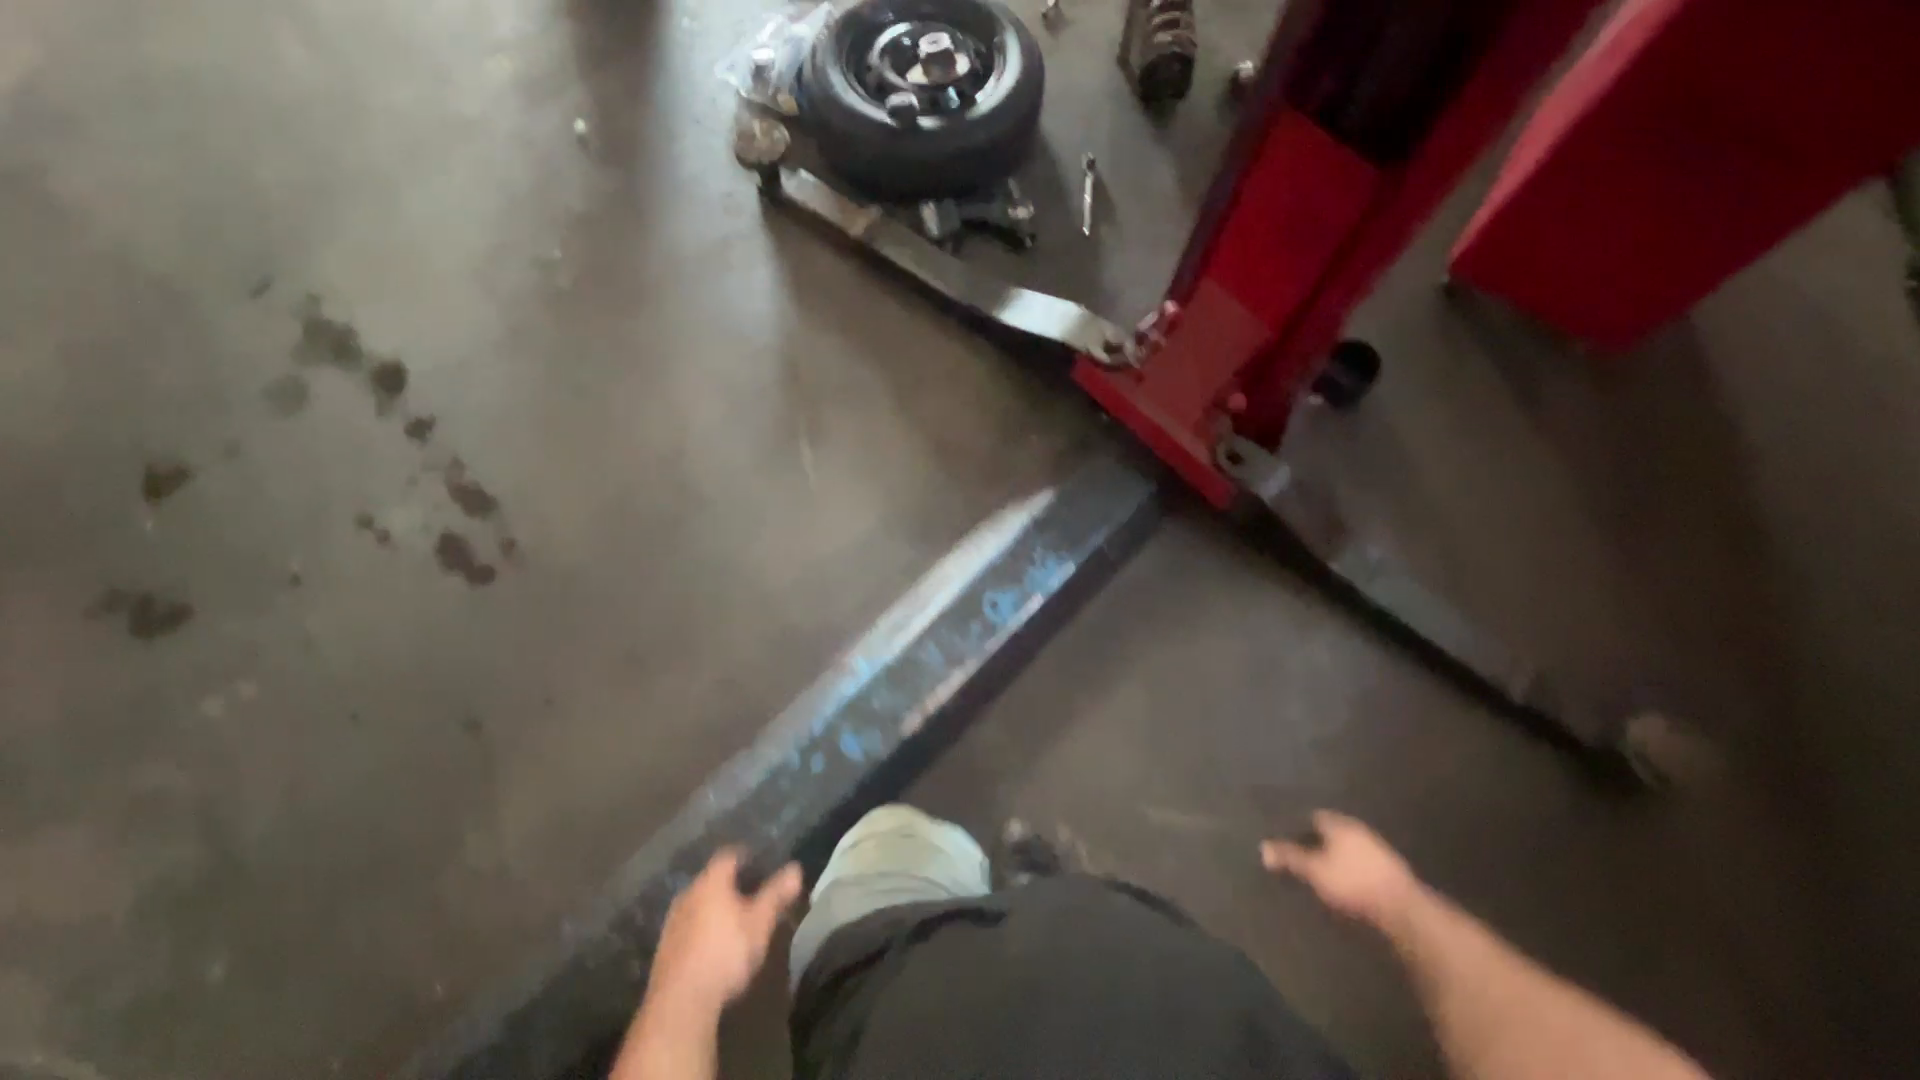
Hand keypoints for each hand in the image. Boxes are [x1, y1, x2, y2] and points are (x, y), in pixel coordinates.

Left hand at [649, 848, 803, 1014]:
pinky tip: (715, 946)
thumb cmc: (726, 953)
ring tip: (736, 921)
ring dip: (717, 908)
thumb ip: (776, 894)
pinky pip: (689, 926)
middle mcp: (688, 893)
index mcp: (711, 881)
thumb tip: (795, 868)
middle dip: (733, 885)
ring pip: (700, 903)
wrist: (680, 1001)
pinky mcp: (665, 947)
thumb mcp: (760, 923)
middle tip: (754, 895)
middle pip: (713, 879)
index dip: (748, 857)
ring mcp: (672, 921)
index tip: (763, 865)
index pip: (730, 856)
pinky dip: (704, 928)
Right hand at [1261, 810, 1420, 928]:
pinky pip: (1362, 862)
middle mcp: (1360, 830)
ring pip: (1349, 847)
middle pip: (1333, 830)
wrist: (1402, 909)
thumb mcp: (1313, 871)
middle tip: (1302, 854)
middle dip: (1318, 841)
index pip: (1314, 816)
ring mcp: (1378, 849)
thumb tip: (1263, 846)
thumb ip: (1289, 857)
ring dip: (1337, 855)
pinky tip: (1346, 882)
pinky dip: (1351, 868)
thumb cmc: (1352, 882)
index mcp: (1340, 824)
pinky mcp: (1390, 870)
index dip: (1299, 826)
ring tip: (1321, 870)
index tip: (1288, 837)